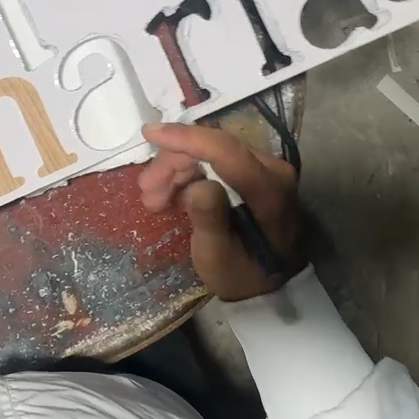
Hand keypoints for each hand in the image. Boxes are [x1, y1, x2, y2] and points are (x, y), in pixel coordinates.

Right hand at [137, 121, 302, 302]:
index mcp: (269, 190)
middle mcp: (272, 169)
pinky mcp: (252, 171)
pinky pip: (212, 159)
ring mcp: (263, 167)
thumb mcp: (219, 256)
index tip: (150, 134)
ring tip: (154, 199)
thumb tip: (197, 185)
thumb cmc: (241, 274)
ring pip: (208, 152)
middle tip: (147, 193)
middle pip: (212, 148)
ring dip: (175, 171)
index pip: (226, 151)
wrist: (267, 284)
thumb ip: (210, 219)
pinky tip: (171, 194)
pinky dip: (186, 173)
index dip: (187, 140)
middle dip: (172, 164)